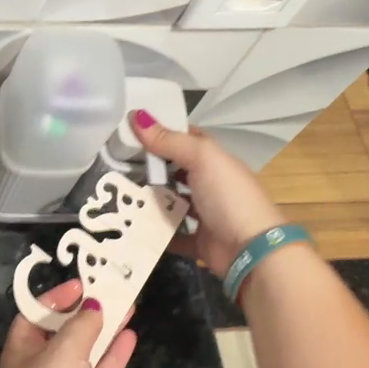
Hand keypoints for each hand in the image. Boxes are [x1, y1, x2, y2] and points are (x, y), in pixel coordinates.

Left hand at [0, 280, 136, 367]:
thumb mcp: (63, 353)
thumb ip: (80, 326)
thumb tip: (92, 306)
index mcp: (21, 350)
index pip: (35, 312)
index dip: (56, 296)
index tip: (82, 284)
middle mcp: (39, 367)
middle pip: (63, 331)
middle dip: (85, 311)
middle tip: (111, 289)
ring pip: (86, 351)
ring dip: (105, 330)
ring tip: (128, 305)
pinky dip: (114, 356)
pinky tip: (130, 337)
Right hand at [133, 112, 287, 277]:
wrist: (252, 252)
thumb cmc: (229, 196)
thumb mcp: (202, 158)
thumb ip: (169, 140)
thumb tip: (135, 116)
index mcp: (215, 160)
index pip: (187, 140)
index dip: (163, 132)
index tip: (130, 130)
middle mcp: (212, 185)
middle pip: (176, 171)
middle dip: (150, 167)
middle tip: (115, 162)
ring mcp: (206, 215)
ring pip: (173, 203)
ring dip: (151, 200)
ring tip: (119, 192)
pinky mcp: (199, 242)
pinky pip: (173, 236)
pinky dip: (157, 233)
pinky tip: (133, 225)